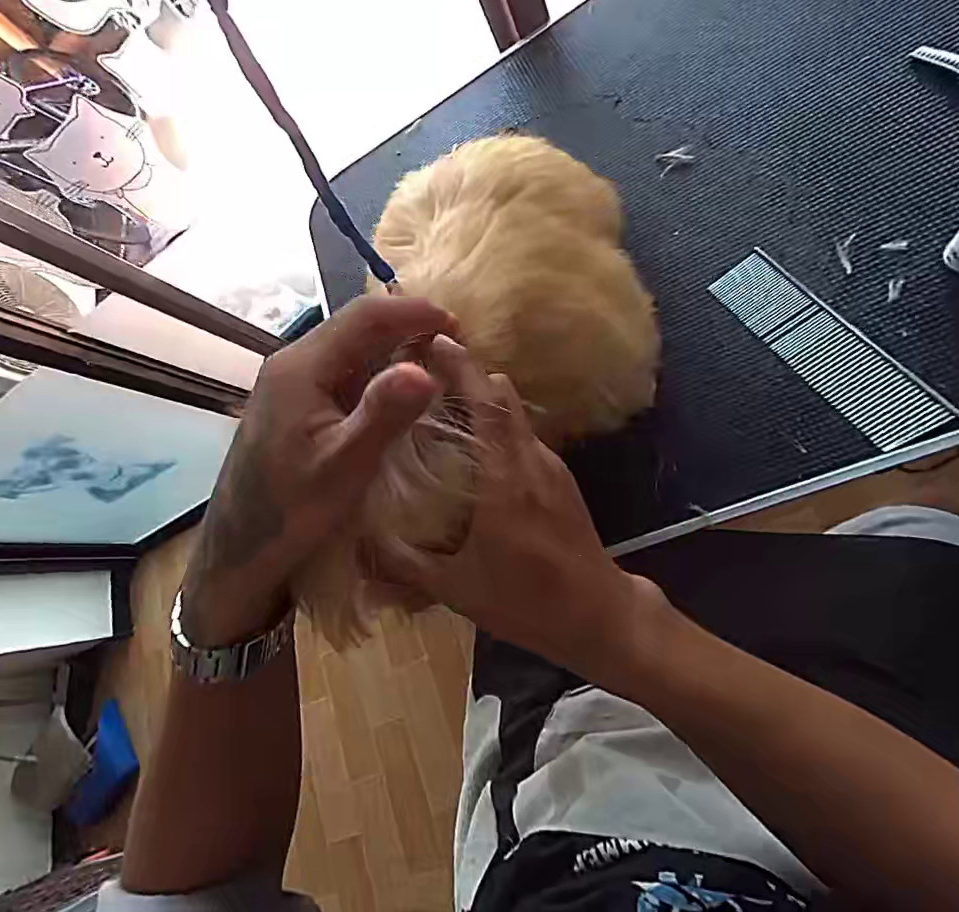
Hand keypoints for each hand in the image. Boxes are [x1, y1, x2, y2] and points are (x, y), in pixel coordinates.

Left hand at [182, 294, 459, 646]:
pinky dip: (376, 376)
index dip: (415, 312)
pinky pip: (342, 374)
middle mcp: (292, 363)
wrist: (239, 549)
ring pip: (351, 350)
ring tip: (435, 370)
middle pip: (357, 327)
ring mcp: (291, 383)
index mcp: (301, 366)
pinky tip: (397, 397)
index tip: (459, 326)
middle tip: (454, 350)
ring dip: (393, 352)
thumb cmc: (288, 511)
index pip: (365, 316)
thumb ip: (383, 415)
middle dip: (408, 329)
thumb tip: (426, 368)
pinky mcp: (294, 403)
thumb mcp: (343, 466)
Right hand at [372, 337, 664, 677]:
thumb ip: (404, 562)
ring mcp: (552, 467)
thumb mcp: (455, 589)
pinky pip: (522, 438)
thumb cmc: (526, 601)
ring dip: (481, 402)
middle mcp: (532, 460)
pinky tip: (471, 454)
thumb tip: (359, 539)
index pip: (488, 402)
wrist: (599, 616)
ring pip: (515, 415)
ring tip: (438, 410)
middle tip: (423, 373)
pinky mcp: (561, 480)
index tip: (432, 341)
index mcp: (506, 477)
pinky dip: (495, 428)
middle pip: (504, 395)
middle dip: (466, 375)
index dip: (461, 366)